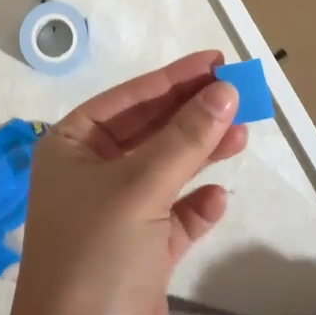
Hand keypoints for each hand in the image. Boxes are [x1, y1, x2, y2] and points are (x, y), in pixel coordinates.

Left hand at [10, 51, 249, 314]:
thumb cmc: (96, 253)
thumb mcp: (138, 188)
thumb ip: (184, 138)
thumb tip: (225, 90)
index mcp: (72, 146)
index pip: (129, 98)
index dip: (173, 77)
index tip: (216, 60)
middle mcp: (91, 173)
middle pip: (151, 130)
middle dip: (193, 113)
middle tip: (239, 91)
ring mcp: (116, 214)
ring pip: (168, 171)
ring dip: (203, 154)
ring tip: (243, 134)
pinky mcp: (141, 254)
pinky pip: (175, 218)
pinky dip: (197, 207)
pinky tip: (219, 198)